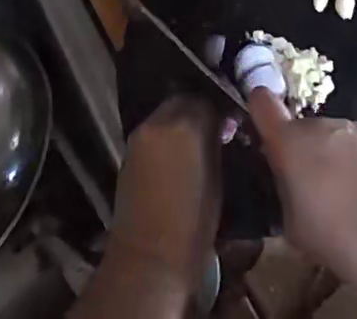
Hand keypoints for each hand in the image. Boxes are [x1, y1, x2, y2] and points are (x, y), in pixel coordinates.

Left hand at [110, 95, 221, 277]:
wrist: (150, 258)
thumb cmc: (195, 224)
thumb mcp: (218, 177)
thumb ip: (217, 141)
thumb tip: (222, 124)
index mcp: (187, 124)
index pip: (207, 97)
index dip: (219, 107)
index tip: (229, 122)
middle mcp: (160, 121)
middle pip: (183, 99)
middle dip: (198, 109)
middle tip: (214, 127)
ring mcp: (140, 134)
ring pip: (166, 113)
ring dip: (180, 121)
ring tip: (195, 141)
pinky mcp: (127, 151)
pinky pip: (152, 131)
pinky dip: (165, 135)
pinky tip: (176, 154)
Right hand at [246, 88, 356, 282]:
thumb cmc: (330, 233)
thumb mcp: (289, 220)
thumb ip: (282, 187)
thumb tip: (286, 177)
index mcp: (287, 141)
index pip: (262, 103)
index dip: (260, 108)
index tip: (264, 122)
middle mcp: (316, 124)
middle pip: (302, 128)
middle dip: (305, 149)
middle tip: (315, 183)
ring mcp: (348, 124)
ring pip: (333, 135)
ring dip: (334, 152)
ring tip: (348, 189)